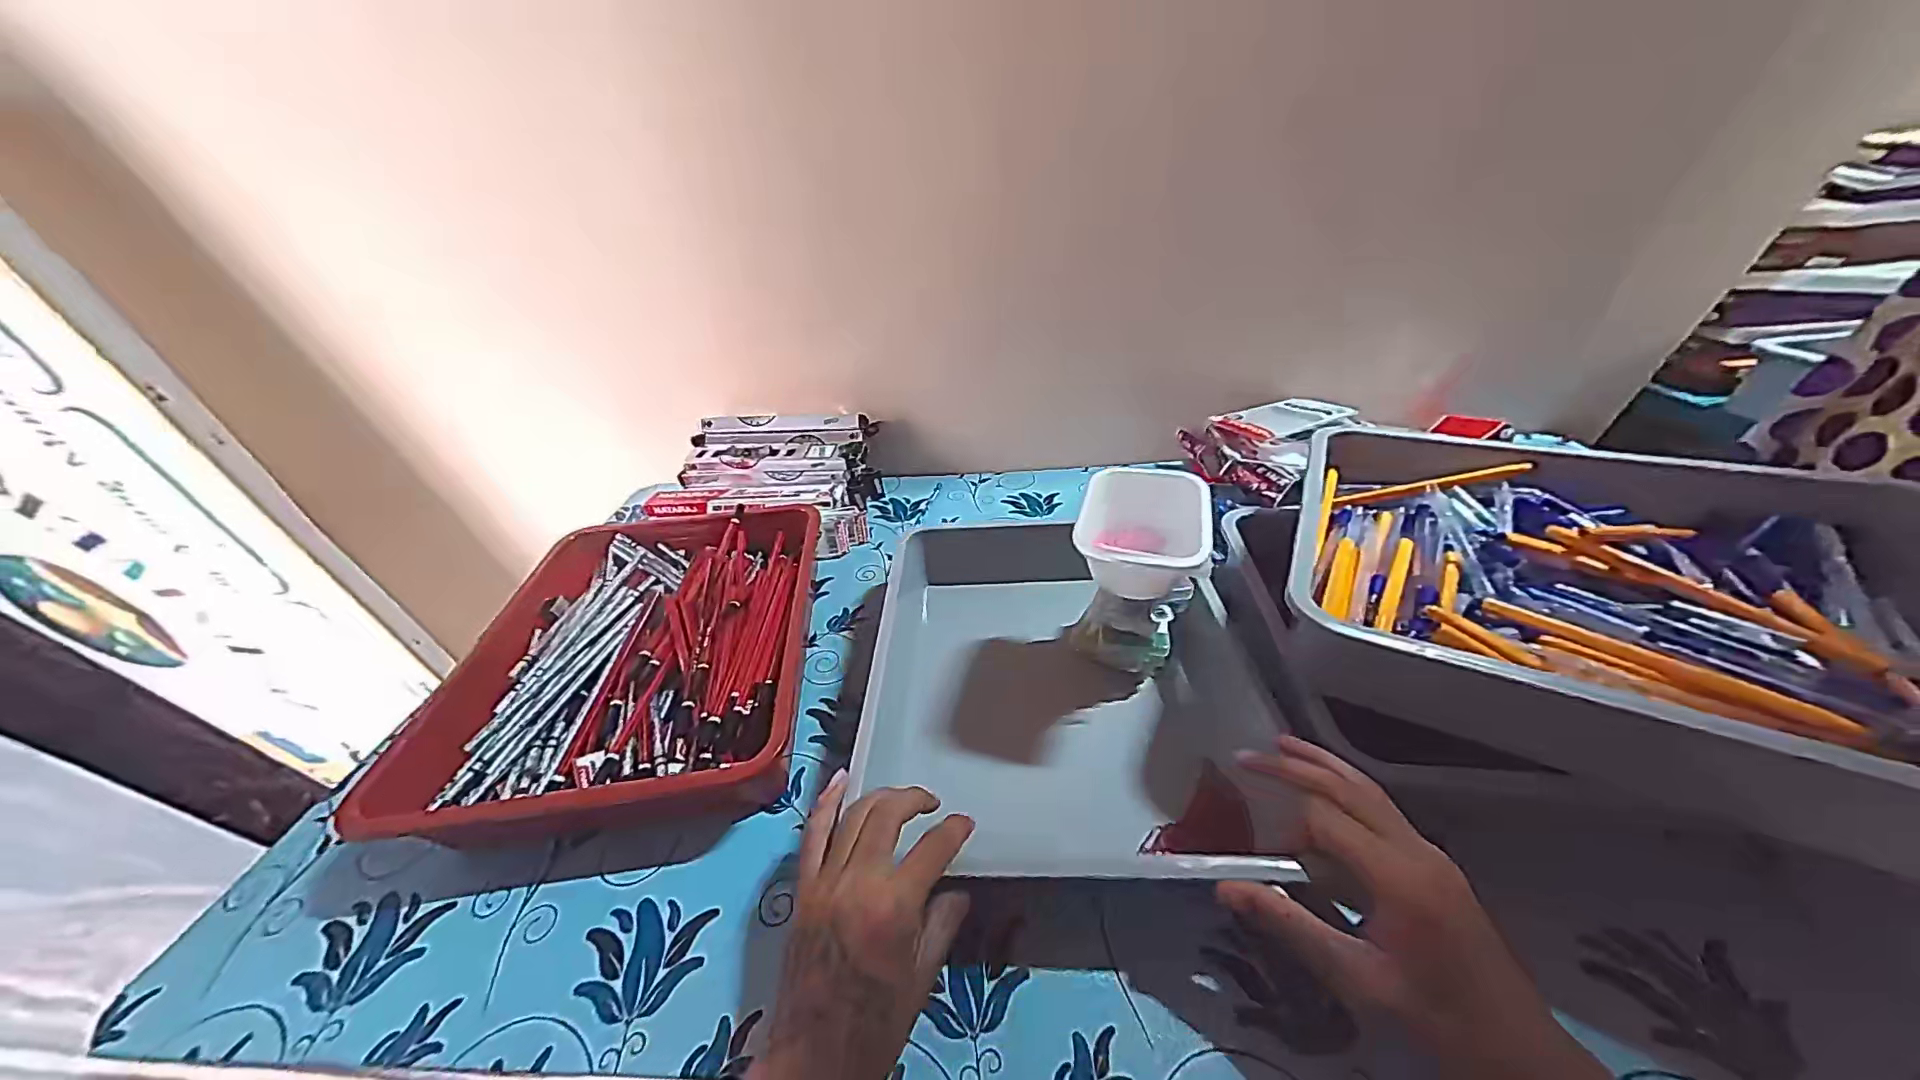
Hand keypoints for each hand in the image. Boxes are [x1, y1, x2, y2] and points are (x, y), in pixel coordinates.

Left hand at [754, 772, 974, 1079]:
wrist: (812, 1057)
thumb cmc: (874, 1024)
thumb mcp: (922, 979)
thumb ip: (941, 924)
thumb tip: (956, 890)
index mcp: (894, 907)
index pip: (932, 848)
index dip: (954, 830)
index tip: (964, 824)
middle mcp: (857, 884)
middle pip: (887, 817)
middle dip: (914, 799)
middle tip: (932, 804)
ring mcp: (824, 882)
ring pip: (852, 817)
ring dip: (878, 797)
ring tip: (900, 795)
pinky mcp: (802, 889)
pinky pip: (812, 835)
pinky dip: (826, 803)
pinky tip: (840, 781)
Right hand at [1217, 737, 1607, 1079]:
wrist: (1519, 1053)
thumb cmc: (1436, 1019)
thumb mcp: (1357, 980)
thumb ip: (1290, 926)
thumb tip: (1225, 889)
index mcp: (1400, 876)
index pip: (1327, 820)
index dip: (1285, 825)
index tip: (1256, 849)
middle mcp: (1417, 852)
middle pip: (1351, 789)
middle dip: (1297, 767)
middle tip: (1247, 756)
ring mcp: (1430, 856)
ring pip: (1371, 793)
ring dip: (1325, 767)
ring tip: (1283, 746)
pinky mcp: (1433, 867)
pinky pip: (1382, 813)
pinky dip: (1345, 791)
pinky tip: (1326, 794)